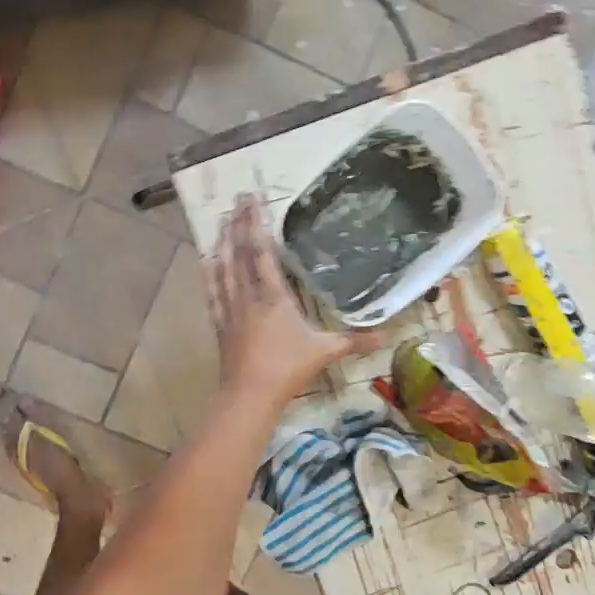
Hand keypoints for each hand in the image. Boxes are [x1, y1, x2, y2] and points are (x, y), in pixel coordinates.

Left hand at [204, 194, 378, 403]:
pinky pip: (212, 293)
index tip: (253, 199)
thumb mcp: (324, 352)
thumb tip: (388, 337)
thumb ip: (354, 341)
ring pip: (222, 268)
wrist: (248, 396)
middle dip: (239, 223)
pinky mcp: (220, 325)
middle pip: (239, 252)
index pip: (262, 251)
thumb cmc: (287, 369)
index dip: (257, 223)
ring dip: (222, 242)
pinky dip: (209, 275)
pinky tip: (206, 262)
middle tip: (237, 198)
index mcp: (273, 296)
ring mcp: (230, 309)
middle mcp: (247, 296)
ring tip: (221, 220)